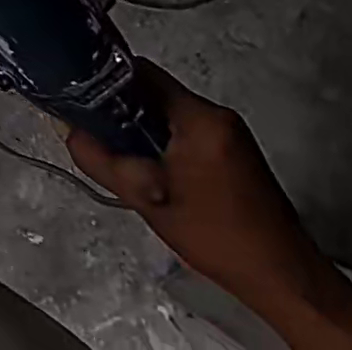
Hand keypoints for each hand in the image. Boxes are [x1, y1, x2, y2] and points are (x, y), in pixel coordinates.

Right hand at [64, 61, 329, 312]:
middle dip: (122, 110)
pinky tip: (155, 171)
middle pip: (152, 91)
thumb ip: (98, 159)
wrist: (284, 281)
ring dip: (142, 128)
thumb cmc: (216, 237)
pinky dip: (163, 141)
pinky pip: (184, 129)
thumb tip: (67, 127)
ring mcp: (229, 131)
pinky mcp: (234, 149)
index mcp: (200, 116)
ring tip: (128, 159)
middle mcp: (217, 114)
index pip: (140, 71)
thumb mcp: (145, 200)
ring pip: (167, 112)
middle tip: (102, 136)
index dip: (106, 79)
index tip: (83, 96)